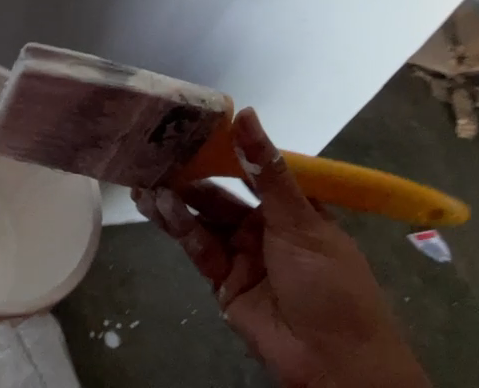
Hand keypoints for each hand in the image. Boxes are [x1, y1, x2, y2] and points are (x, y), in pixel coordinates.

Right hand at [133, 110, 430, 387]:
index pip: (252, 168)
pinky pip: (196, 244)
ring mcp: (241, 253)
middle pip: (219, 191)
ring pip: (202, 217)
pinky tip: (156, 205)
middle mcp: (264, 226)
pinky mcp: (222, 279)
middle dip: (188, 173)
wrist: (334, 364)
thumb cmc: (331, 285)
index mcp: (292, 208)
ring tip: (144, 176)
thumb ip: (266, 171)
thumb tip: (246, 114)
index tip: (191, 123)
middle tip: (154, 149)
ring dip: (175, 198)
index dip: (223, 147)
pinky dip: (177, 224)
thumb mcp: (302, 223)